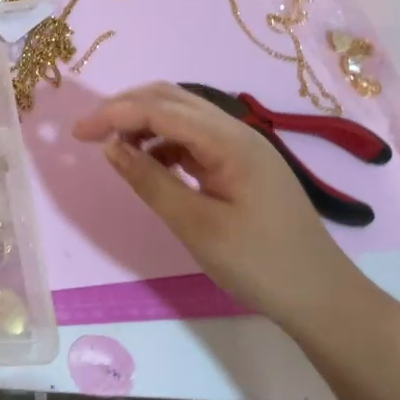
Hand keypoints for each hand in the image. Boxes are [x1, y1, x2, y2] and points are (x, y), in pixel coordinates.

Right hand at [72, 82, 368, 325]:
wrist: (323, 299)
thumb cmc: (260, 264)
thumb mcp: (196, 226)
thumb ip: (150, 181)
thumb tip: (110, 147)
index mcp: (229, 141)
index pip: (158, 110)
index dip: (113, 115)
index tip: (77, 134)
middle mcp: (236, 132)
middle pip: (169, 99)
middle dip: (124, 108)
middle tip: (89, 132)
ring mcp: (241, 147)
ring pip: (180, 114)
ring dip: (143, 122)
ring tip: (113, 147)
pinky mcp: (241, 164)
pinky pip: (193, 137)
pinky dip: (162, 141)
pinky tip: (148, 163)